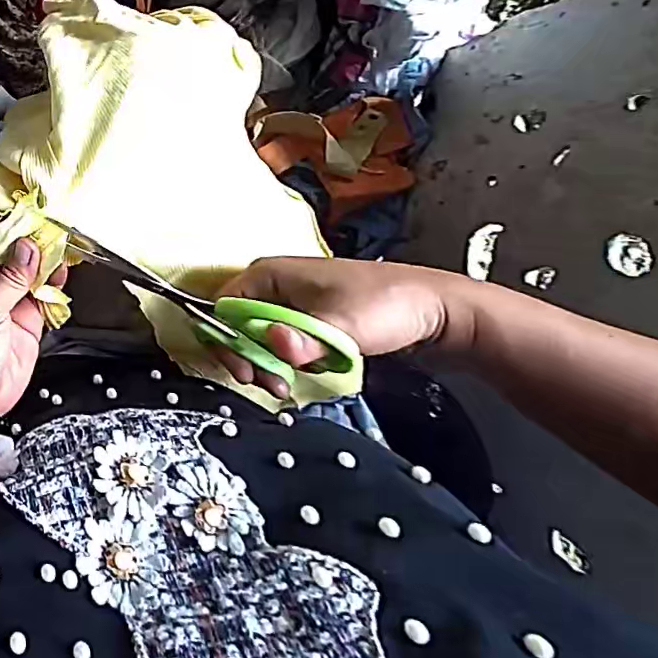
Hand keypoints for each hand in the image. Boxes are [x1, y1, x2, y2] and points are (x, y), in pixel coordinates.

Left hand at [0, 218, 67, 415]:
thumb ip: (10, 278)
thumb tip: (29, 246)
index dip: (0, 227)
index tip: (21, 221)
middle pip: (9, 251)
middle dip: (27, 239)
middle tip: (47, 230)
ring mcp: (9, 302)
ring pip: (30, 270)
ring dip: (44, 260)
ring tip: (59, 249)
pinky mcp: (29, 319)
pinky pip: (44, 294)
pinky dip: (54, 284)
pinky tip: (61, 274)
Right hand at [211, 257, 478, 398]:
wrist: (434, 310)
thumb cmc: (389, 304)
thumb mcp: (344, 326)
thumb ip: (306, 340)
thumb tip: (274, 343)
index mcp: (271, 273)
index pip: (223, 307)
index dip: (227, 340)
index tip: (247, 369)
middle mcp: (274, 284)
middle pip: (236, 324)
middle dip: (247, 358)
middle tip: (270, 383)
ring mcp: (289, 302)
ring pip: (256, 337)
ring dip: (265, 365)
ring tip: (285, 384)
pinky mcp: (305, 319)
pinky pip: (278, 343)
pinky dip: (283, 363)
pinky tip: (300, 374)